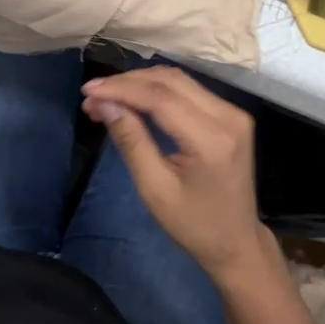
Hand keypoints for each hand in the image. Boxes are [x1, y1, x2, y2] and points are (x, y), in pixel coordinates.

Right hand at [80, 67, 275, 280]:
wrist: (237, 243)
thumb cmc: (193, 224)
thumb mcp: (154, 188)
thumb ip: (131, 141)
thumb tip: (104, 104)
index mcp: (211, 140)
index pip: (160, 97)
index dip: (121, 89)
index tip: (88, 92)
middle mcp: (228, 117)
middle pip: (170, 80)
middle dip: (126, 82)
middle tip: (92, 95)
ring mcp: (233, 113)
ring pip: (178, 80)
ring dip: (140, 83)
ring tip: (106, 96)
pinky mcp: (231, 115)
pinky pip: (188, 90)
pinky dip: (156, 90)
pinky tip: (132, 99)